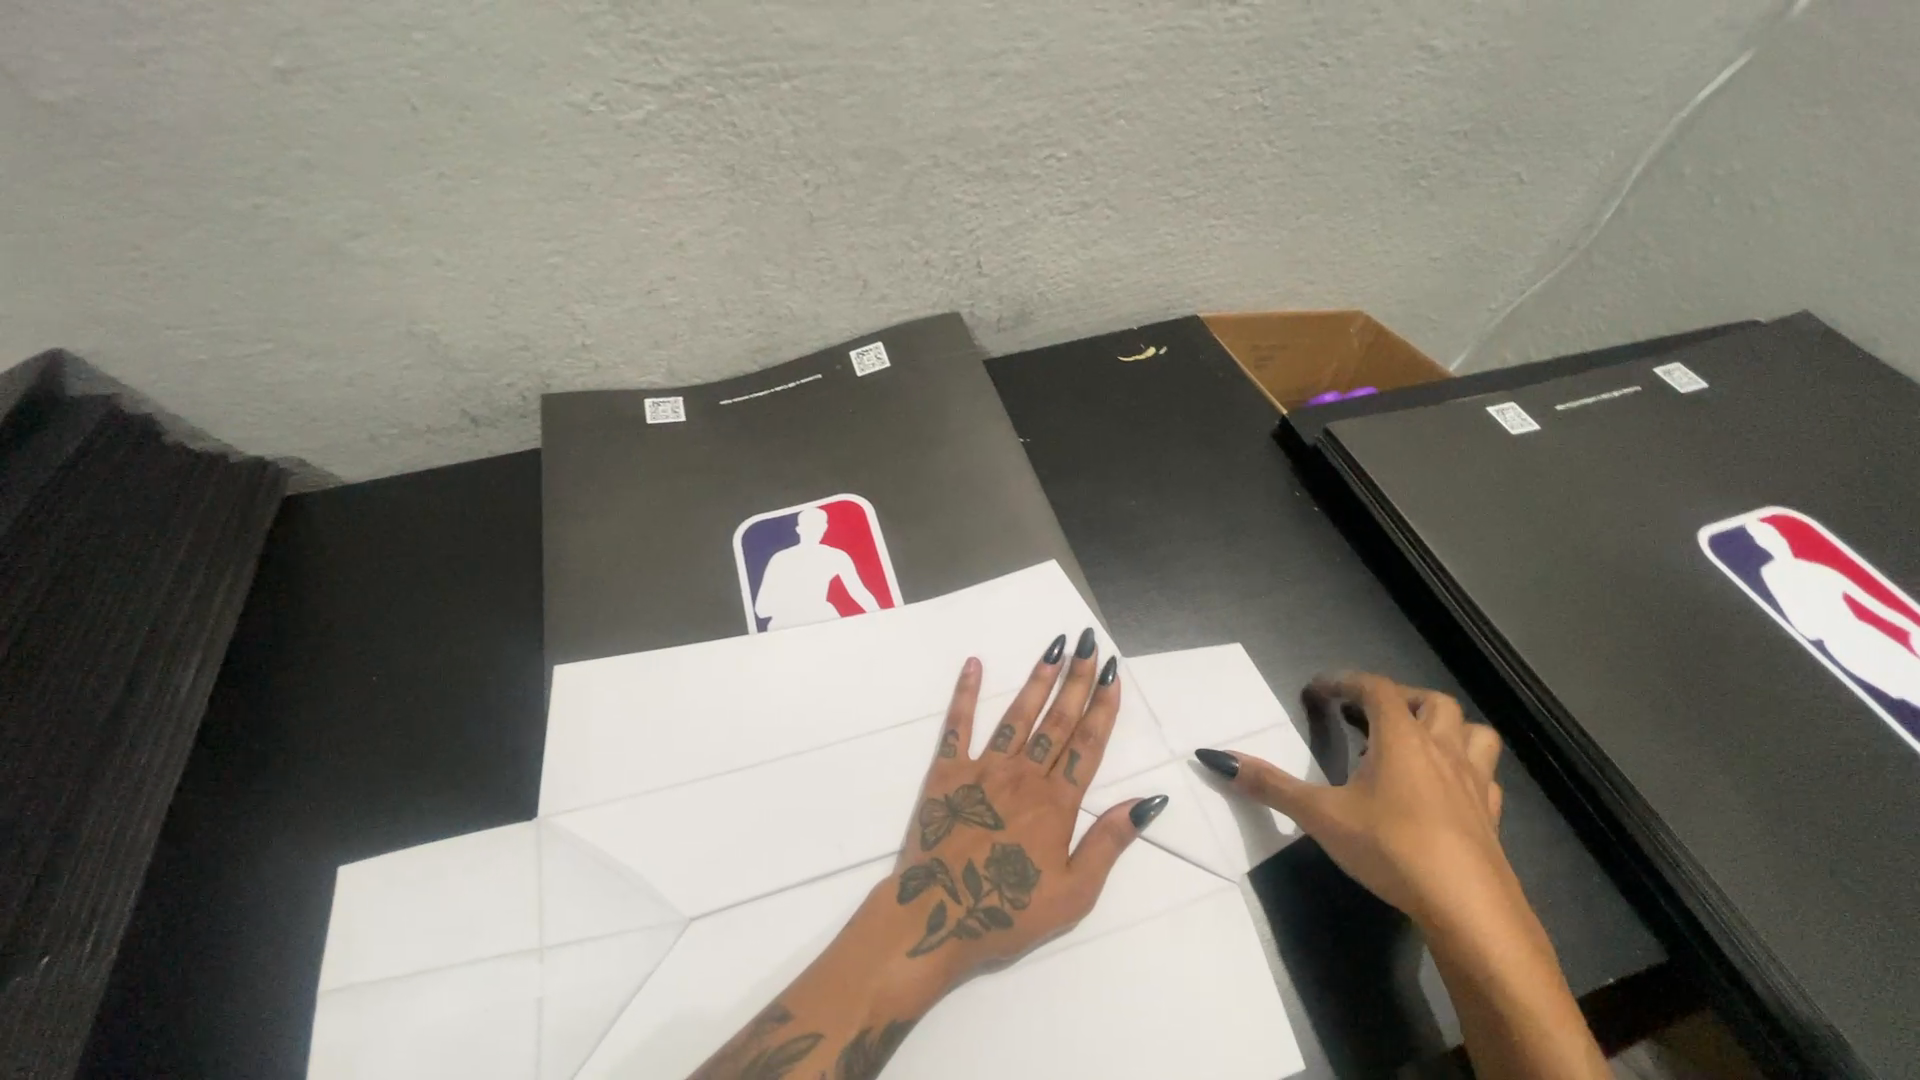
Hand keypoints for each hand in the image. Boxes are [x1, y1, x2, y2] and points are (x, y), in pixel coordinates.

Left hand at [851, 629, 1168, 1011]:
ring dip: (1038, 679)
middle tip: (1090, 642)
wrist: (938, 914)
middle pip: (1058, 720)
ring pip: (1018, 716)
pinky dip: (966, 694)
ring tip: (1054, 647)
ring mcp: (983, 769)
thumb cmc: (1008, 910)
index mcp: (1057, 803)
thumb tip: (1148, 800)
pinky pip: (958, 726)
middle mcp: (1024, 775)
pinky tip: (973, 664)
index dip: (1103, 706)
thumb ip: (1109, 841)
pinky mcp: (946, 773)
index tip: (1113, 672)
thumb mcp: (1075, 891)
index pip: (1088, 744)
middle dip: (1077, 680)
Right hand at [1195, 671, 1511, 933]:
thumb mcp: (1320, 815)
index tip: (1319, 689)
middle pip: (1432, 702)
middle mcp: (1442, 750)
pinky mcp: (1491, 816)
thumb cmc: (1390, 848)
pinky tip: (1443, 790)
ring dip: (1444, 727)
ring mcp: (1474, 783)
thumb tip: (1215, 757)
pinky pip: (1485, 776)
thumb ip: (1270, 785)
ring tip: (1414, 743)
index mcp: (1401, 739)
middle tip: (1368, 715)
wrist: (1467, 907)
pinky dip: (1465, 769)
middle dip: (1399, 698)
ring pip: (1473, 732)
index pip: (1376, 689)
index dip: (1346, 681)